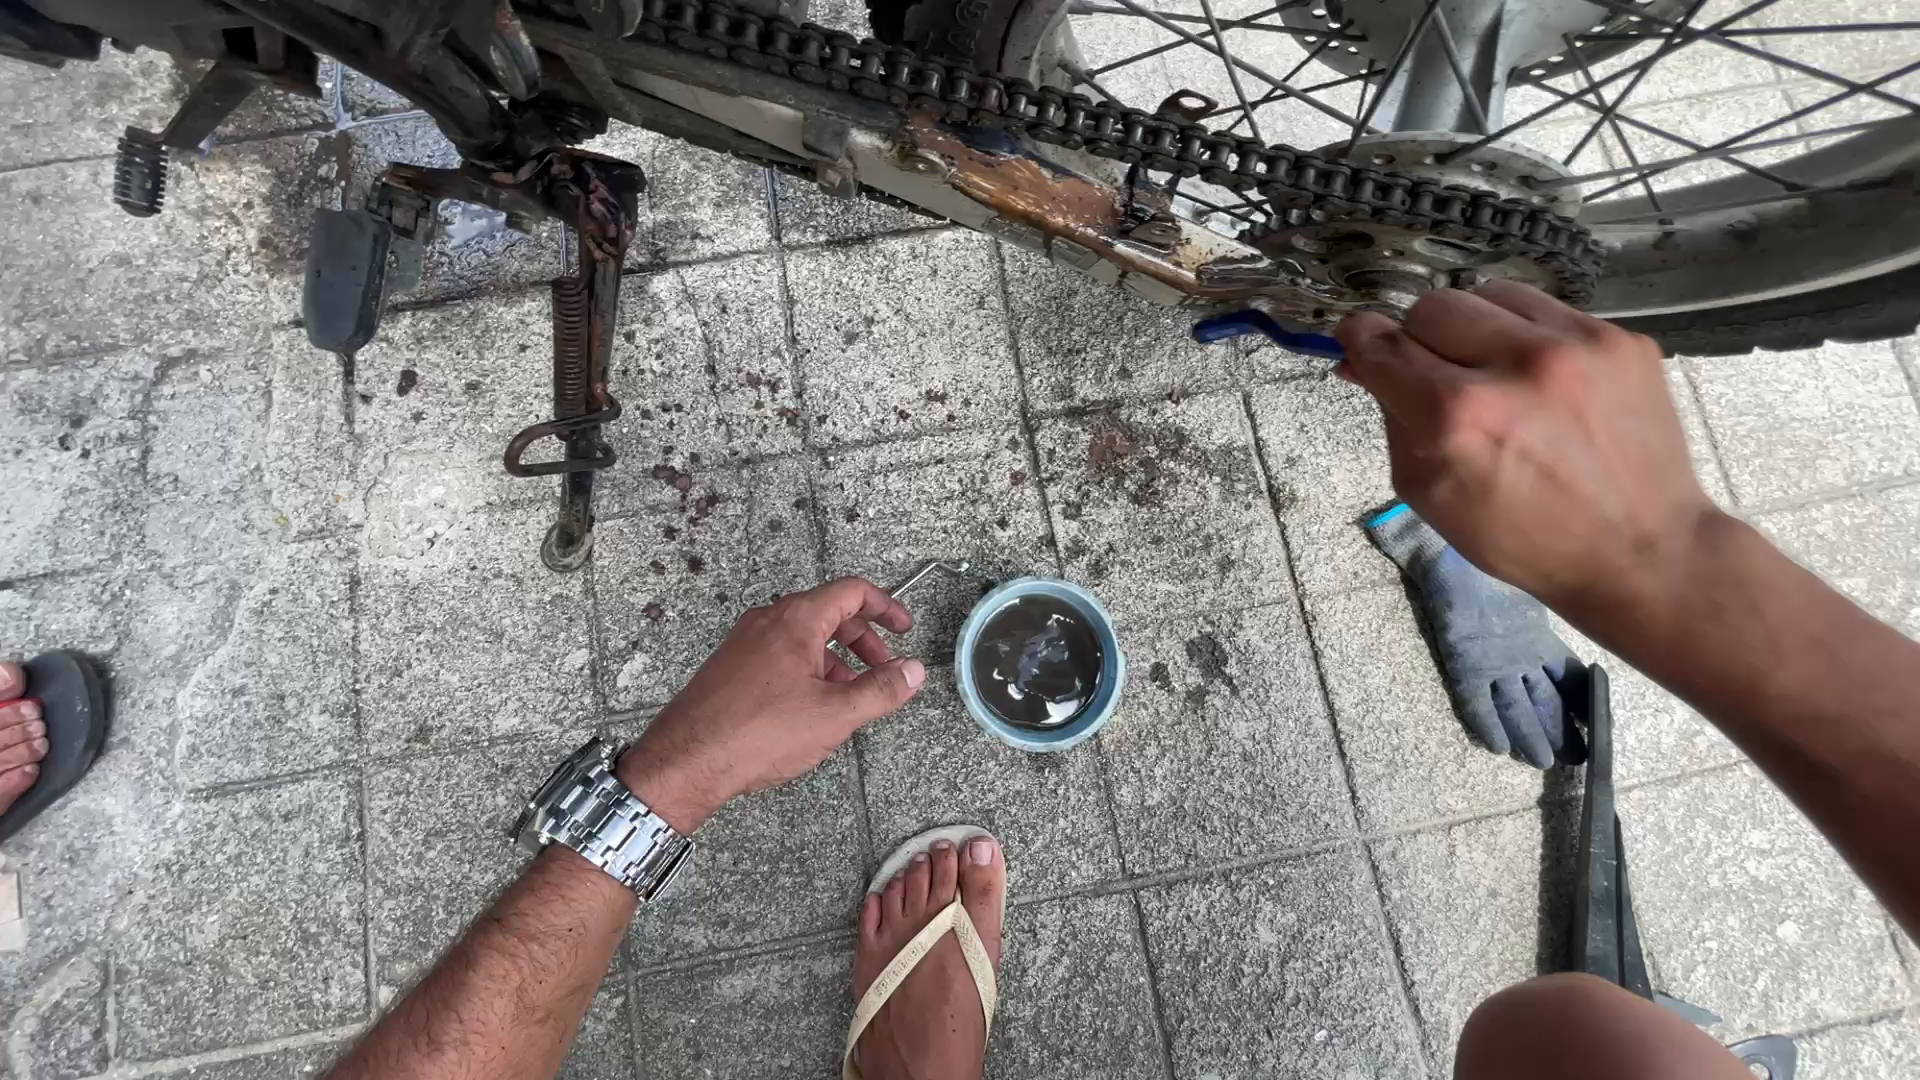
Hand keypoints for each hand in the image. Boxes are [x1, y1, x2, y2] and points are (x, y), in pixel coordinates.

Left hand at [617, 578, 926, 831]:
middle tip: (884, 669)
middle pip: (829, 613)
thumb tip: (913, 671)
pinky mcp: (732, 667)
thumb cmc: (757, 732)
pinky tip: (813, 707)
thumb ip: (881, 689)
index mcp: (796, 619)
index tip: (903, 627)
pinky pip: (781, 654)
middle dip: (864, 640)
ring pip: (805, 636)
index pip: (852, 591)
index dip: (885, 607)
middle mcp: (768, 620)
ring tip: (852, 696)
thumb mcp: (834, 713)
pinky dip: (809, 669)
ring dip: (837, 659)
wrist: (685, 761)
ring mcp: (746, 642)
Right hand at [1334, 282, 1721, 616]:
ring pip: (1486, 294)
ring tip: (1481, 366)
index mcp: (1455, 416)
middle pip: (1430, 307)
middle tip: (1426, 372)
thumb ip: (1391, 418)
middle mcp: (1515, 368)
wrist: (1637, 547)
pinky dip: (1519, 333)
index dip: (1356, 337)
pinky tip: (1531, 373)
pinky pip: (1544, 308)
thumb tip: (1365, 365)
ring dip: (1467, 325)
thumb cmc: (1514, 533)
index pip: (1382, 344)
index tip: (1353, 340)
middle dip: (1414, 337)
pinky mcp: (1621, 340)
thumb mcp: (1424, 488)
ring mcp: (1577, 346)